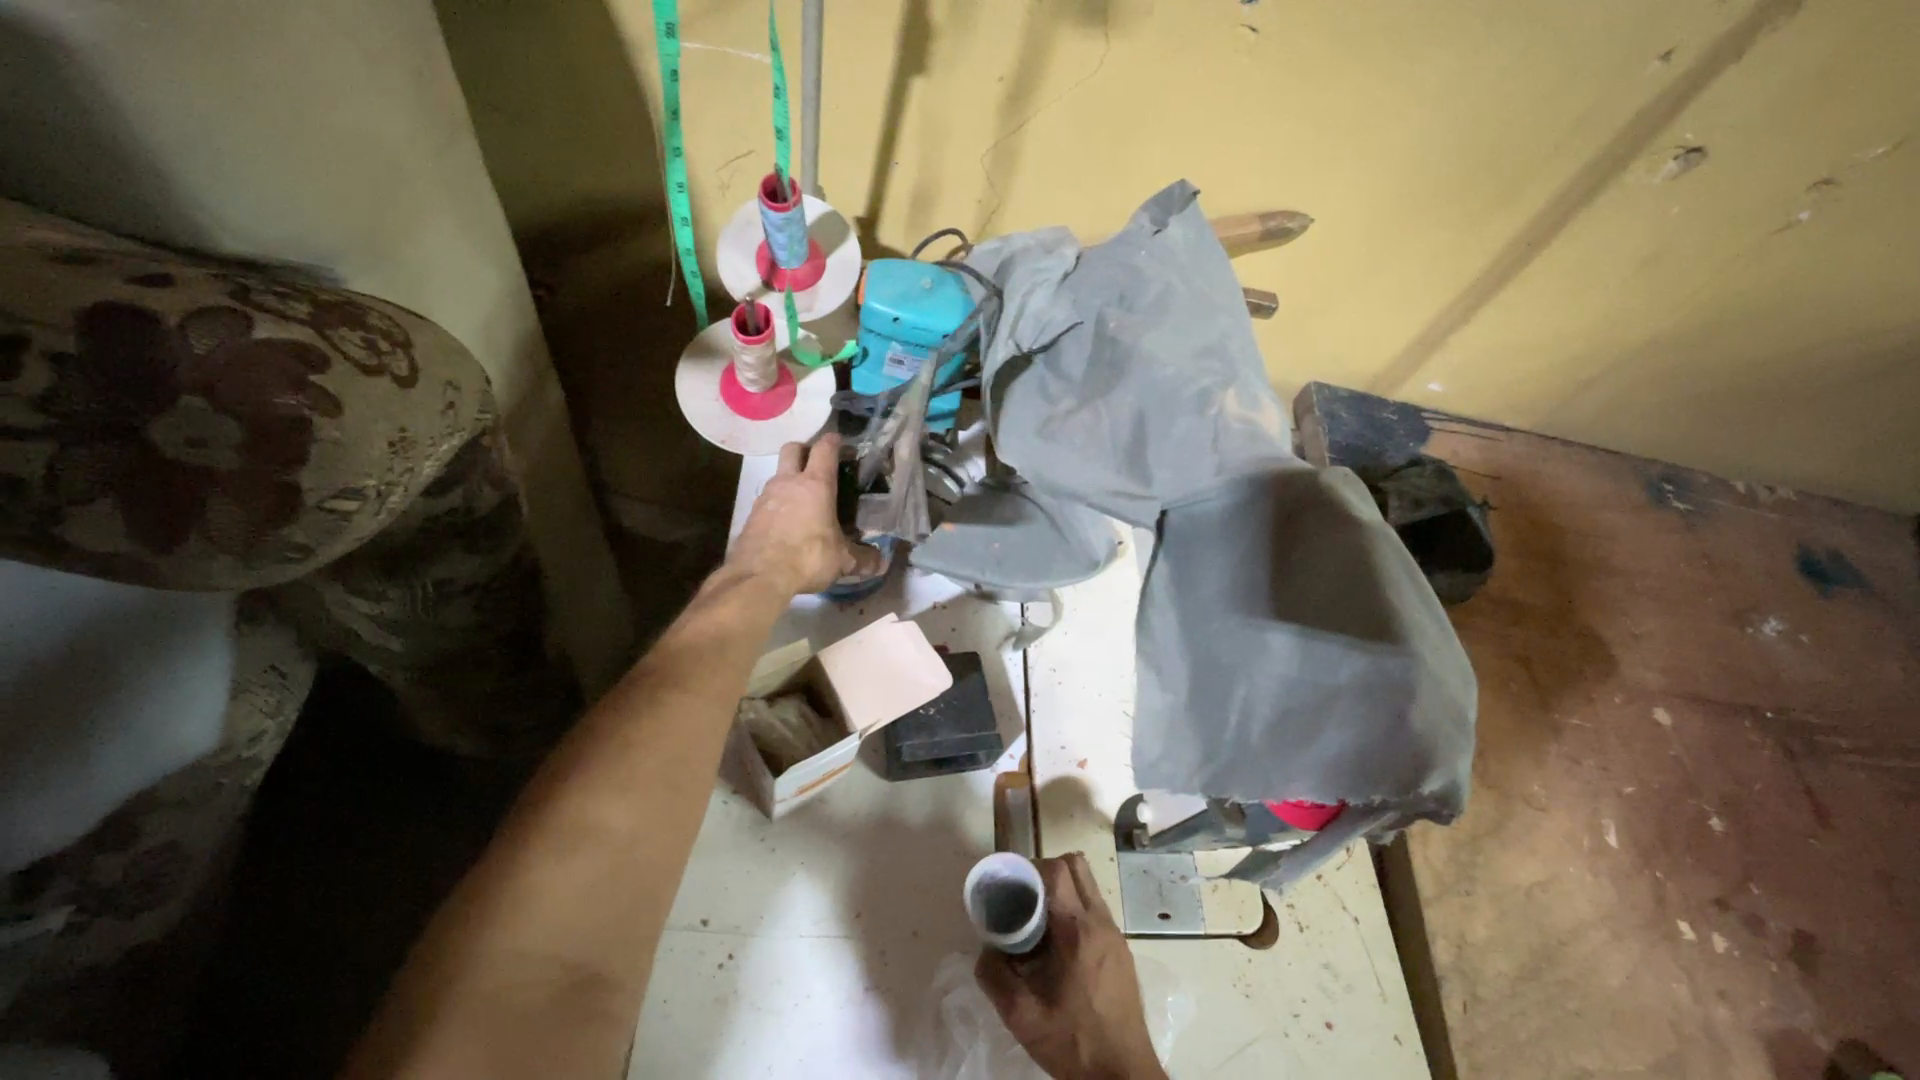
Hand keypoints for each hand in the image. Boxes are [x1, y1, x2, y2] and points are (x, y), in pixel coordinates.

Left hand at [728, 435, 880, 596]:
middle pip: (792, 448)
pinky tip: (786, 523)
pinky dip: (777, 504)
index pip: (824, 449)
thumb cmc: (808, 557)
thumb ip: (862, 558)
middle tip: (817, 464)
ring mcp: (766, 496)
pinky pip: (767, 499)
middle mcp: (788, 483)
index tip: (839, 442)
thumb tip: (880, 562)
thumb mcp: (842, 560)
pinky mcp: (751, 514)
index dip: (833, 441)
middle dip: (804, 450)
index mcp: (816, 485)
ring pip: (778, 474)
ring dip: (790, 480)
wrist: (760, 575)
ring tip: (803, 500)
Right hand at [975, 853, 1166, 1079]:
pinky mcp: (1120, 951)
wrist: (1122, 1076)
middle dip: (1045, 871)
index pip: (1057, 870)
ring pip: (1087, 886)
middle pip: (1076, 865)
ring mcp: (1116, 936)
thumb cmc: (1073, 1043)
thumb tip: (988, 947)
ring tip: (1034, 922)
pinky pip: (1094, 910)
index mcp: (1078, 931)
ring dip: (1060, 890)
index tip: (1007, 886)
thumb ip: (993, 975)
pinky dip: (1072, 910)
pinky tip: (1054, 946)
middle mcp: (1102, 923)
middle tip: (1021, 897)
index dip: (1028, 868)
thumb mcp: (1020, 1015)